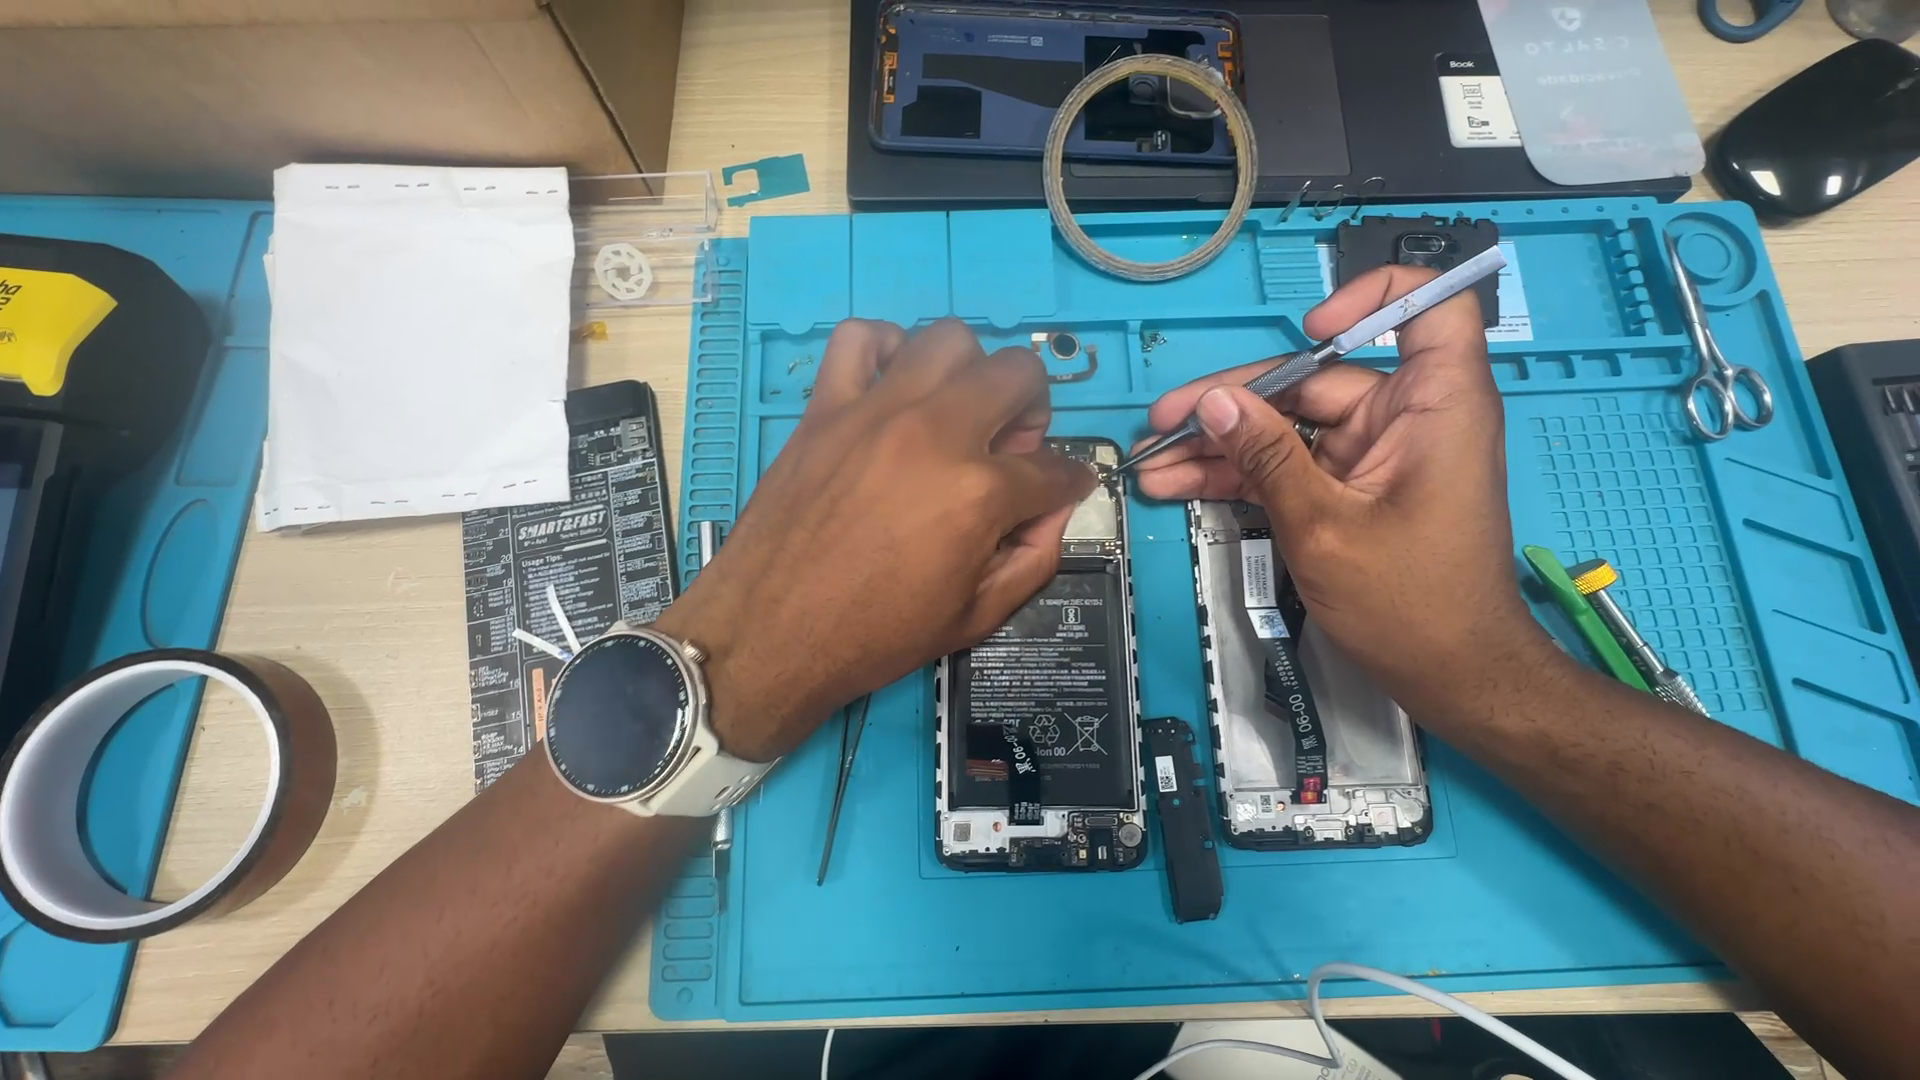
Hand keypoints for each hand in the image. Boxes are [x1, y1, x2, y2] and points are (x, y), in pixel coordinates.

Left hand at [656, 318, 1095, 761]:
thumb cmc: (874, 636)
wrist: (769, 635)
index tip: (1065, 486)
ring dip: (970, 371)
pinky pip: (859, 338)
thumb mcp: (976, 618)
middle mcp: (936, 434)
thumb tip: (1055, 508)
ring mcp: (875, 411)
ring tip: (957, 413)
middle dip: (1034, 410)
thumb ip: (1034, 559)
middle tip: (1011, 449)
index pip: (1053, 469)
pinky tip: (893, 387)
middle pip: (1018, 374)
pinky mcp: (825, 407)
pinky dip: (887, 348)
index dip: (1069, 481)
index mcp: (979, 494)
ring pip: (948, 339)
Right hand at [1133, 267, 1552, 711]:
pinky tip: (1179, 483)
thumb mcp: (1323, 525)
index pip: (1426, 310)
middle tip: (1162, 423)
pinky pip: (1286, 466)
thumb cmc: (1408, 601)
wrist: (1446, 676)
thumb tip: (1212, 402)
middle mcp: (1403, 418)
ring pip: (1286, 428)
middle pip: (1313, 381)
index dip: (1371, 299)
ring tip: (1153, 461)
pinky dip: (1239, 475)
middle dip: (1233, 402)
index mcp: (1433, 405)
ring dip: (1220, 445)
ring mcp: (1369, 456)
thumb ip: (1266, 457)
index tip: (1307, 332)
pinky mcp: (1345, 489)